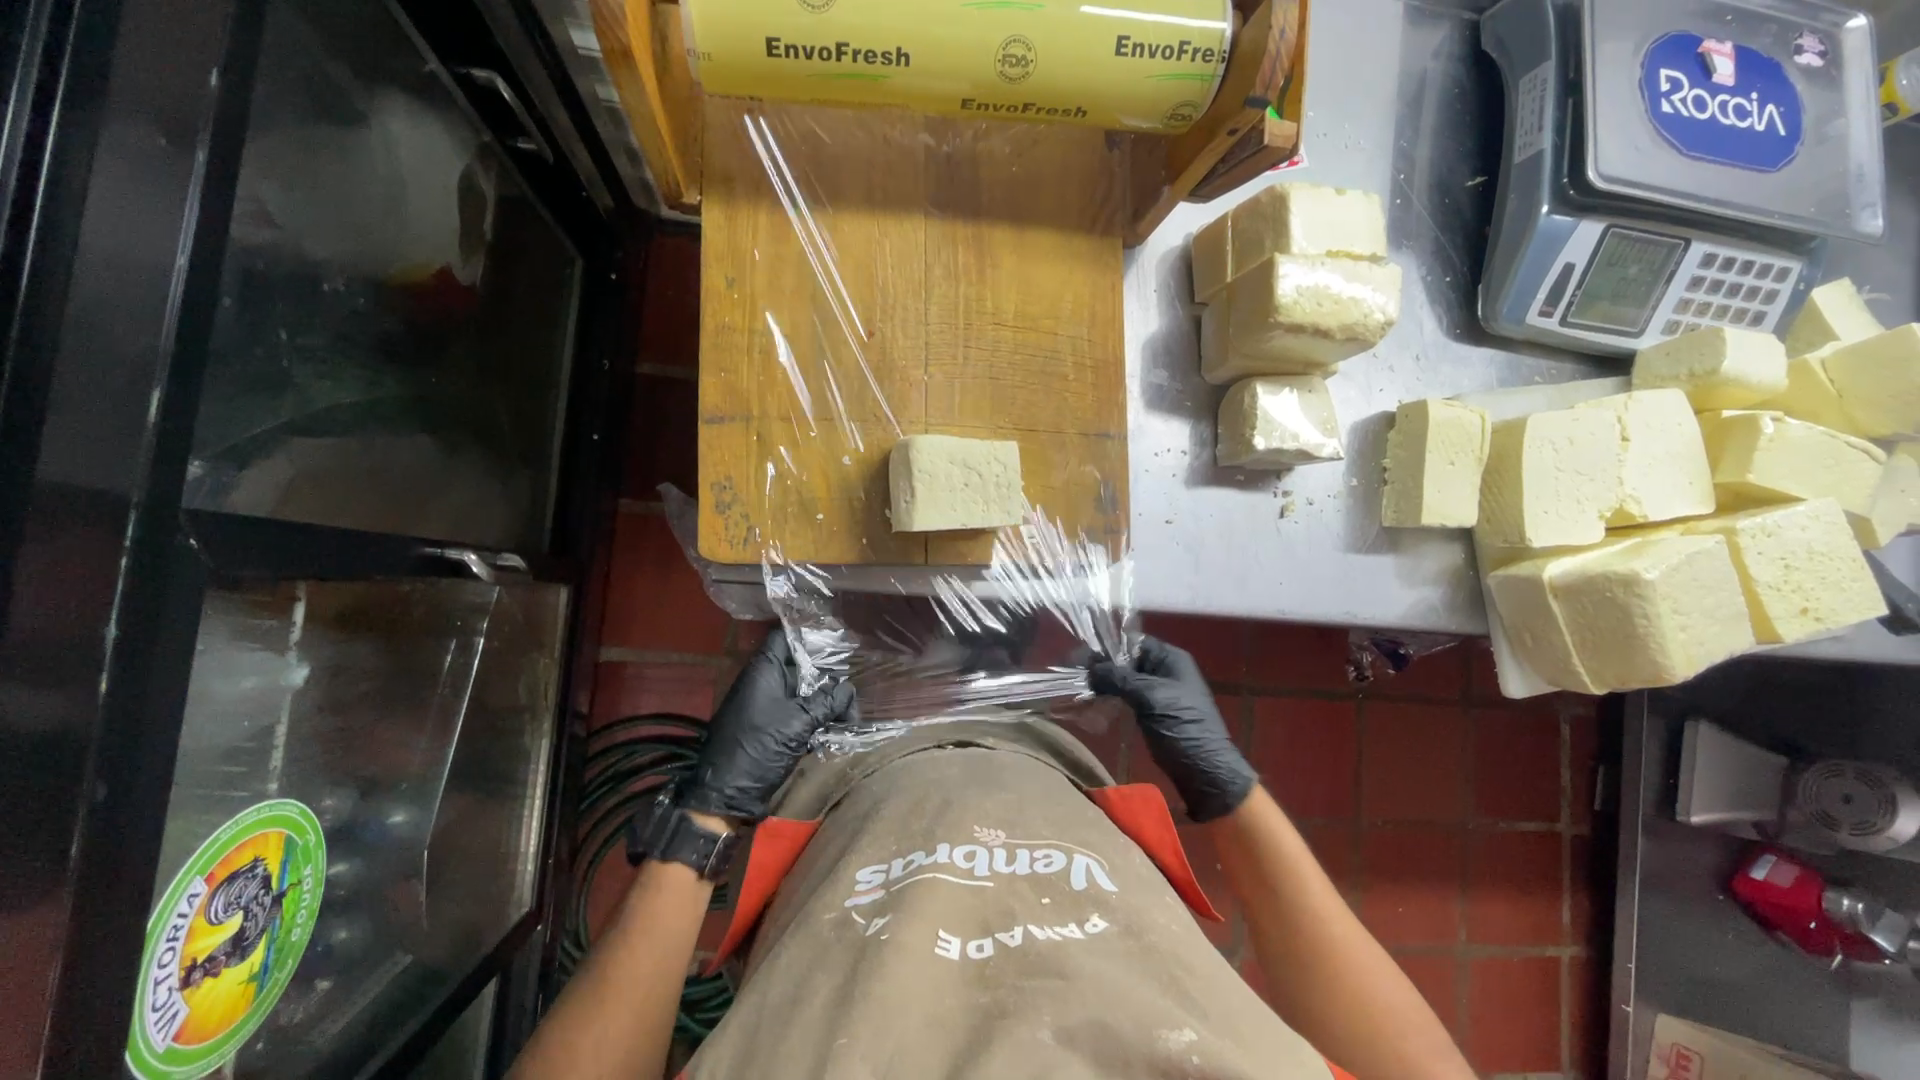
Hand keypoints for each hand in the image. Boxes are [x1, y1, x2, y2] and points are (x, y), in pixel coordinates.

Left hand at [681, 631, 855, 823]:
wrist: (728, 794)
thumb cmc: (759, 747)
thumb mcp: (798, 721)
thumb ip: (827, 701)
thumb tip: (849, 689)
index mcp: (765, 669)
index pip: (787, 636)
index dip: (810, 632)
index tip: (838, 634)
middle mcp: (766, 682)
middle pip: (803, 667)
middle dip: (829, 677)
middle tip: (854, 690)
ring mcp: (768, 706)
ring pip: (805, 694)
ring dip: (827, 704)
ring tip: (851, 718)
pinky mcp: (773, 728)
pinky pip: (800, 715)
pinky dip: (817, 721)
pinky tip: (837, 732)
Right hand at [1089, 636, 1257, 822]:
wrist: (1204, 771)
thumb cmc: (1182, 727)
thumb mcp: (1150, 697)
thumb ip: (1119, 678)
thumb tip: (1090, 669)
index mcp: (1170, 659)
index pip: (1132, 641)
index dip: (1106, 646)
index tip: (1079, 657)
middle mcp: (1163, 671)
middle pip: (1126, 659)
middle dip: (1100, 666)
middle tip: (1072, 674)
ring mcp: (1157, 693)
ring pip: (1123, 680)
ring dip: (1102, 683)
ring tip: (1077, 689)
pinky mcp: (1150, 712)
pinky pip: (1125, 698)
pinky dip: (1109, 699)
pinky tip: (1090, 704)